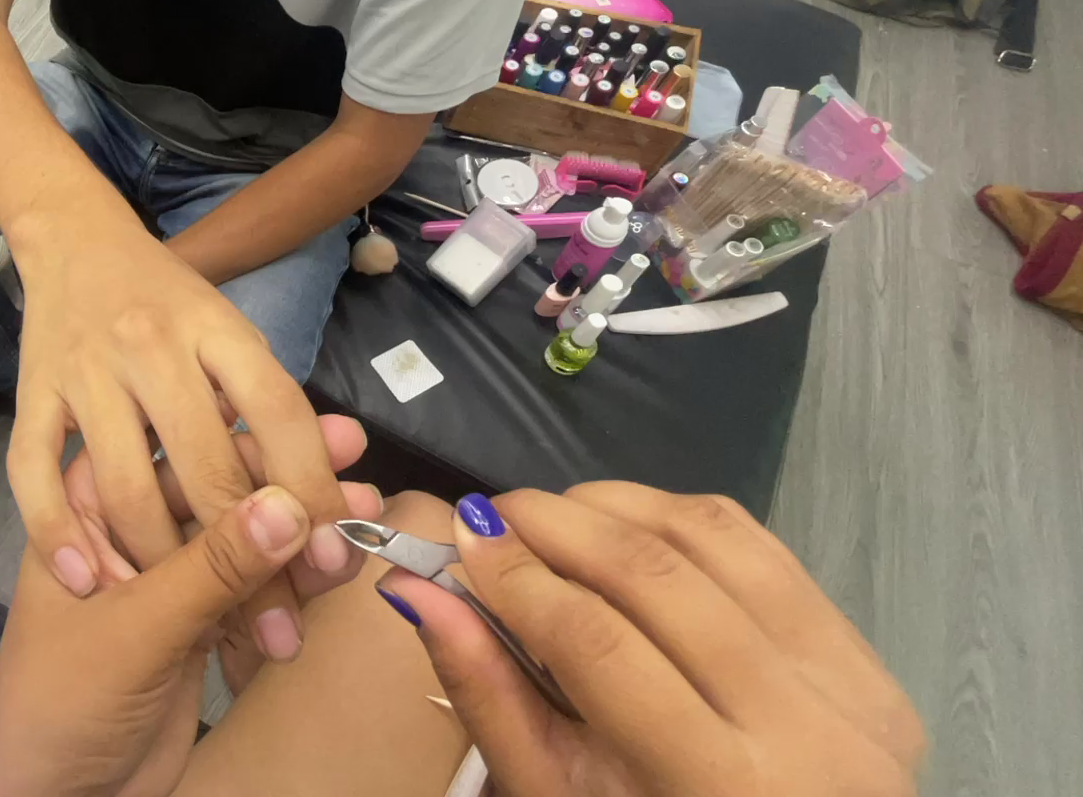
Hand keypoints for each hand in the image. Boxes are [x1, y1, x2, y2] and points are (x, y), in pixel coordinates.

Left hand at [0, 415, 381, 796]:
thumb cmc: (64, 702)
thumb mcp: (135, 630)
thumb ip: (211, 569)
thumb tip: (290, 504)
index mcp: (88, 506)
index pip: (163, 444)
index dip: (230, 425)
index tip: (297, 414)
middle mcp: (129, 526)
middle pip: (211, 483)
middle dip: (278, 474)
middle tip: (348, 451)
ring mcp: (167, 573)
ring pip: (239, 533)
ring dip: (299, 524)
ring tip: (363, 507)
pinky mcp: (199, 617)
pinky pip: (253, 584)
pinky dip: (295, 575)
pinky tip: (339, 559)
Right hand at [7, 221, 358, 659]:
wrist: (76, 243)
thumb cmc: (167, 296)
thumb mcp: (228, 332)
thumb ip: (264, 404)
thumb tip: (322, 499)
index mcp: (213, 327)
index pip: (278, 411)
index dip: (314, 490)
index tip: (335, 559)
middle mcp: (150, 346)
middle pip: (207, 466)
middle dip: (252, 566)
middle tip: (279, 635)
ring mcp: (84, 371)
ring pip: (126, 487)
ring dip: (162, 566)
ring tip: (196, 628)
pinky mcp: (32, 393)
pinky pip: (34, 473)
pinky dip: (56, 533)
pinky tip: (88, 580)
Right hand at [384, 485, 925, 796]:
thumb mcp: (548, 790)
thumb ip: (481, 685)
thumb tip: (412, 586)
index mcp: (722, 787)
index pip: (597, 643)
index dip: (516, 576)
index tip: (458, 534)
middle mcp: (808, 730)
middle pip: (651, 574)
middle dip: (550, 522)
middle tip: (489, 514)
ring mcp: (851, 683)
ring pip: (705, 534)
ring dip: (606, 504)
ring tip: (548, 518)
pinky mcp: (861, 650)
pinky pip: (750, 539)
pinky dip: (666, 510)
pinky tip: (619, 527)